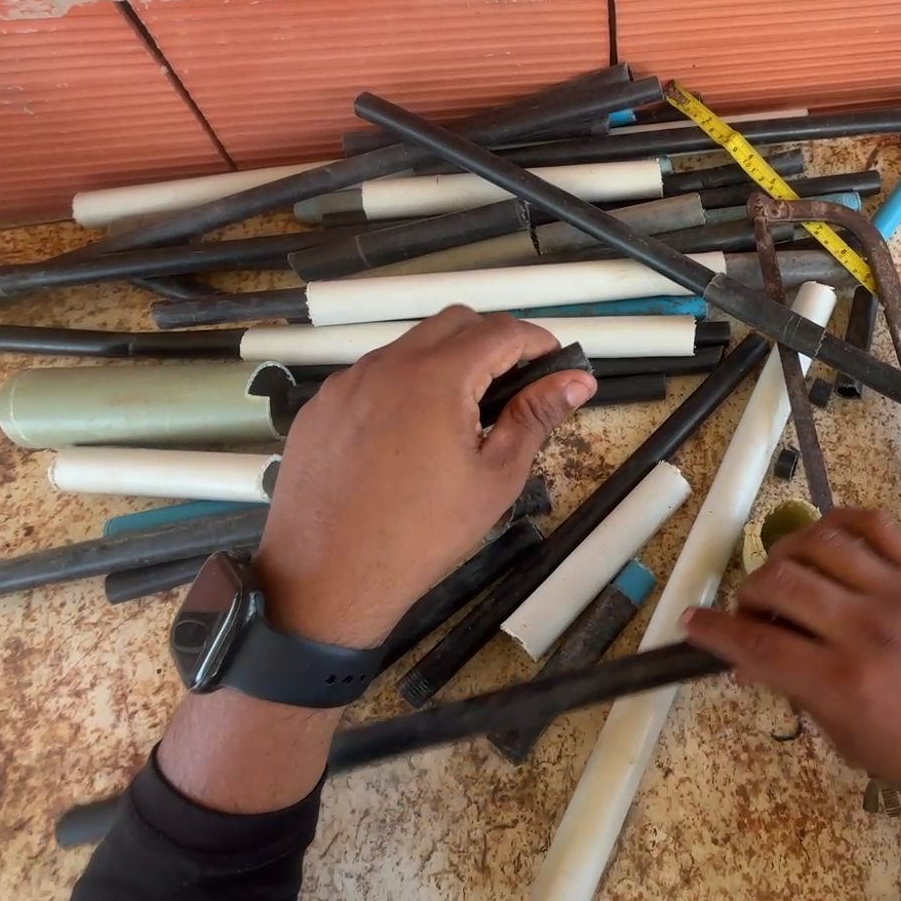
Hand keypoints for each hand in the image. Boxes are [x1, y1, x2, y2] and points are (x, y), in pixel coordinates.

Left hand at [252, 307, 594, 648]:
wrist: (327, 579)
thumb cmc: (424, 533)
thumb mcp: (496, 476)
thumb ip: (536, 416)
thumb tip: (578, 381)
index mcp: (437, 377)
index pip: (501, 331)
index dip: (537, 342)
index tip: (554, 364)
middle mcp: (388, 364)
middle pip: (456, 321)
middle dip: (494, 340)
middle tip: (515, 385)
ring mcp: (348, 382)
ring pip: (412, 344)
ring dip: (448, 358)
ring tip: (463, 412)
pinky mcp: (322, 405)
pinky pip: (374, 373)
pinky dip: (406, 382)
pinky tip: (412, 432)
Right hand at [682, 508, 900, 900]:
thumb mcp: (857, 746)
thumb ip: (802, 696)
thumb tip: (755, 659)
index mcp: (847, 685)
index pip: (758, 643)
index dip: (714, 630)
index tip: (692, 621)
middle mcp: (867, 629)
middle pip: (780, 582)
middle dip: (748, 593)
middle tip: (750, 610)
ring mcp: (899, 591)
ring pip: (818, 543)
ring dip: (783, 554)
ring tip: (783, 574)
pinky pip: (872, 523)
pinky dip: (837, 520)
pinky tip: (824, 537)